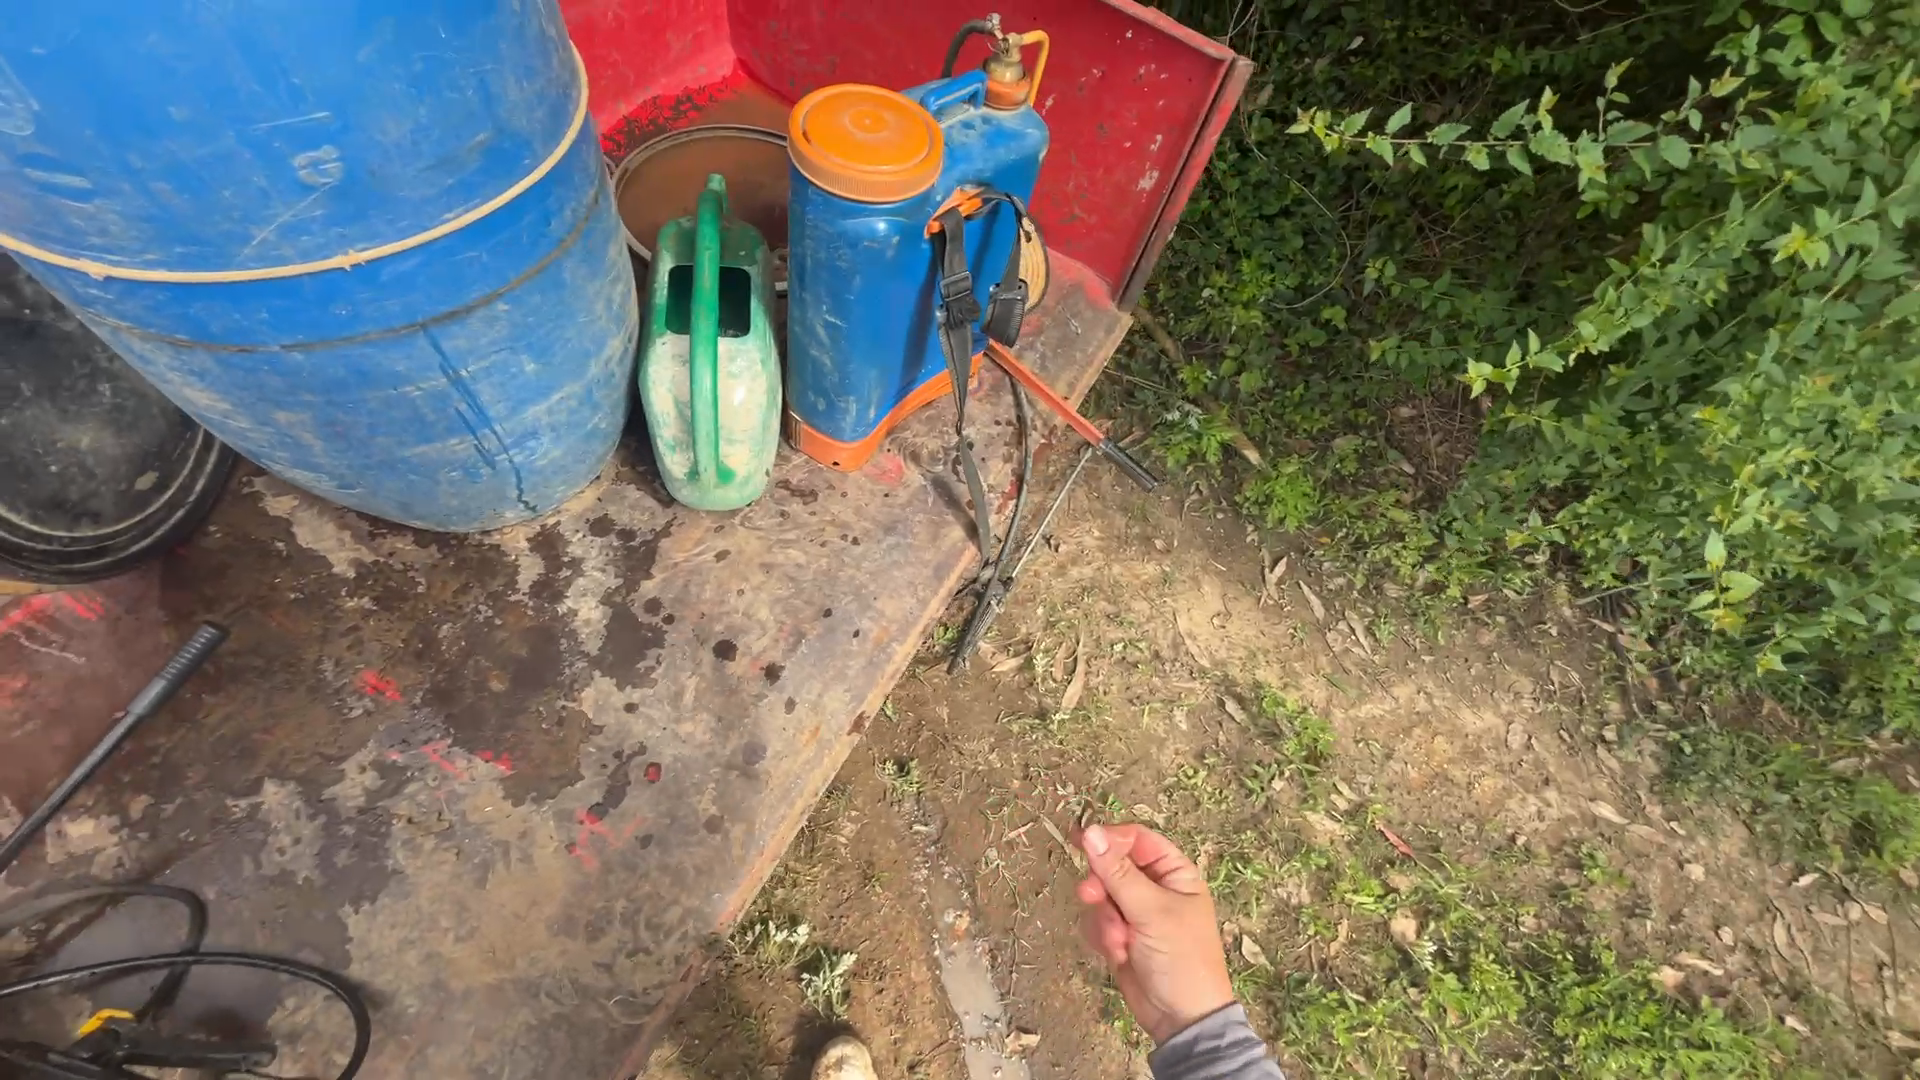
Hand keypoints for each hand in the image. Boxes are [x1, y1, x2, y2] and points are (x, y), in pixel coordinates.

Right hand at [1075, 822, 1234, 1043]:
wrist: (1181, 1021)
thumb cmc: (1180, 958)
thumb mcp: (1151, 911)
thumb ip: (1117, 872)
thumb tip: (1090, 831)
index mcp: (1174, 872)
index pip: (1137, 839)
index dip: (1111, 838)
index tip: (1083, 841)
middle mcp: (1154, 887)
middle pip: (1113, 864)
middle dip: (1101, 884)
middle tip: (1091, 895)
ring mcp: (1135, 911)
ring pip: (1101, 893)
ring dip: (1104, 916)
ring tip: (1117, 939)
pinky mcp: (1119, 934)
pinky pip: (1097, 919)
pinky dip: (1102, 935)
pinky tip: (1117, 953)